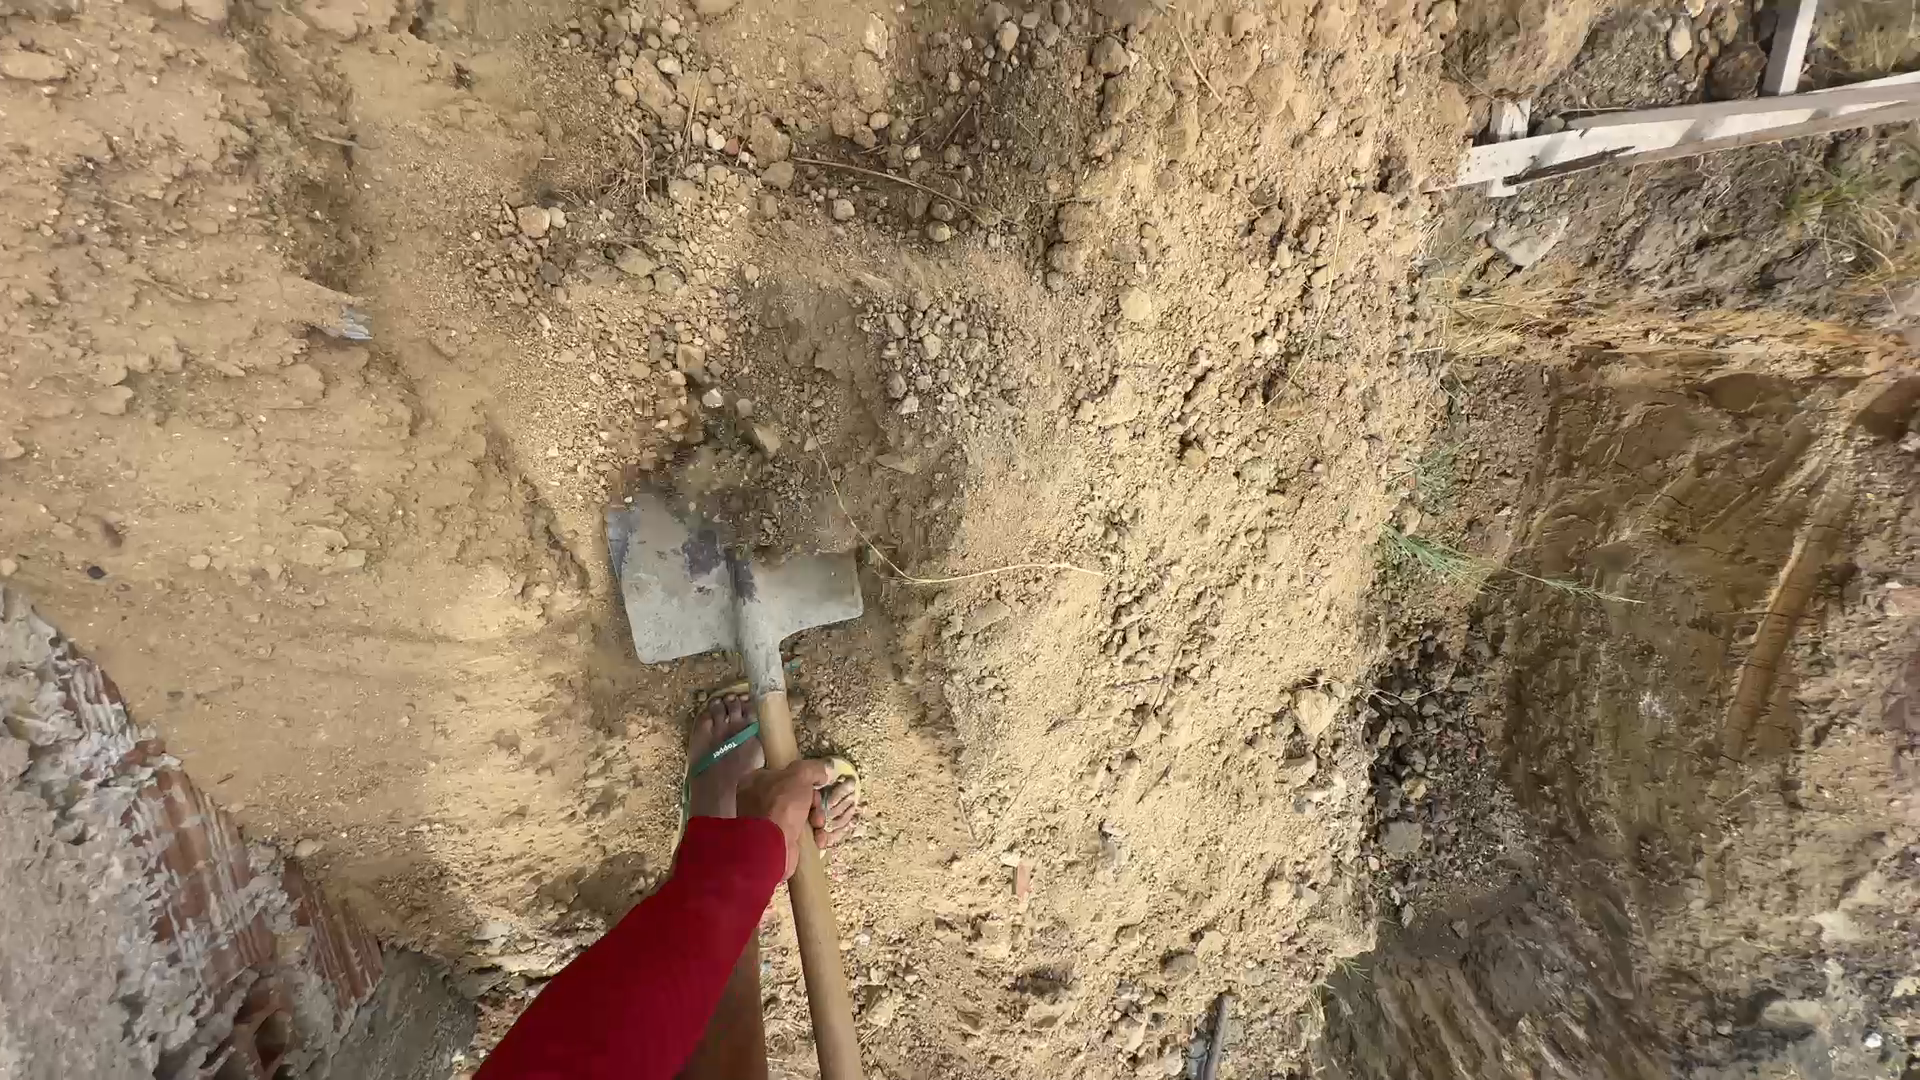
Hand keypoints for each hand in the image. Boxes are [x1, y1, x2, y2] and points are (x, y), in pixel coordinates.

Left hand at [737, 759, 833, 880]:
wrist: (771, 847)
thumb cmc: (781, 804)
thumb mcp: (799, 775)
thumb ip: (811, 768)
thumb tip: (821, 773)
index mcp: (755, 781)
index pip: (781, 773)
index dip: (801, 777)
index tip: (814, 782)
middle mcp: (757, 802)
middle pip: (795, 795)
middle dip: (813, 802)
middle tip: (816, 806)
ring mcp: (767, 824)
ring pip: (801, 815)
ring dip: (816, 819)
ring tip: (818, 825)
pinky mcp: (777, 843)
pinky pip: (800, 835)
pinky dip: (812, 837)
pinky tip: (817, 839)